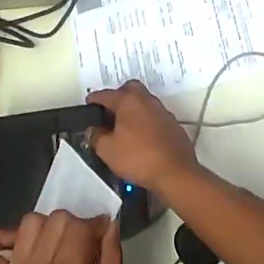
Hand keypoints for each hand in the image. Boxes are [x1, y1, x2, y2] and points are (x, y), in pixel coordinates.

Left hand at [0, 212, 122, 263]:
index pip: (80, 227)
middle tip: (86, 246)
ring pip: (27, 224)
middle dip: (76, 224)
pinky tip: (20, 246)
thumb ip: (112, 260)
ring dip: (47, 226)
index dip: (98, 225)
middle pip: (55, 219)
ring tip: (60, 246)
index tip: (106, 234)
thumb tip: (110, 226)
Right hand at [86, 80, 200, 191]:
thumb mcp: (107, 150)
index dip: (94, 99)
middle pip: (130, 89)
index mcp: (129, 101)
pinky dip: (146, 122)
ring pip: (145, 102)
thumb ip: (96, 136)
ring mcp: (163, 112)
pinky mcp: (174, 126)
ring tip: (124, 126)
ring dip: (134, 109)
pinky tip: (141, 137)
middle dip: (118, 96)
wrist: (175, 173)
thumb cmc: (138, 158)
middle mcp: (147, 101)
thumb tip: (94, 130)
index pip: (106, 94)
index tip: (88, 105)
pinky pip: (156, 117)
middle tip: (109, 112)